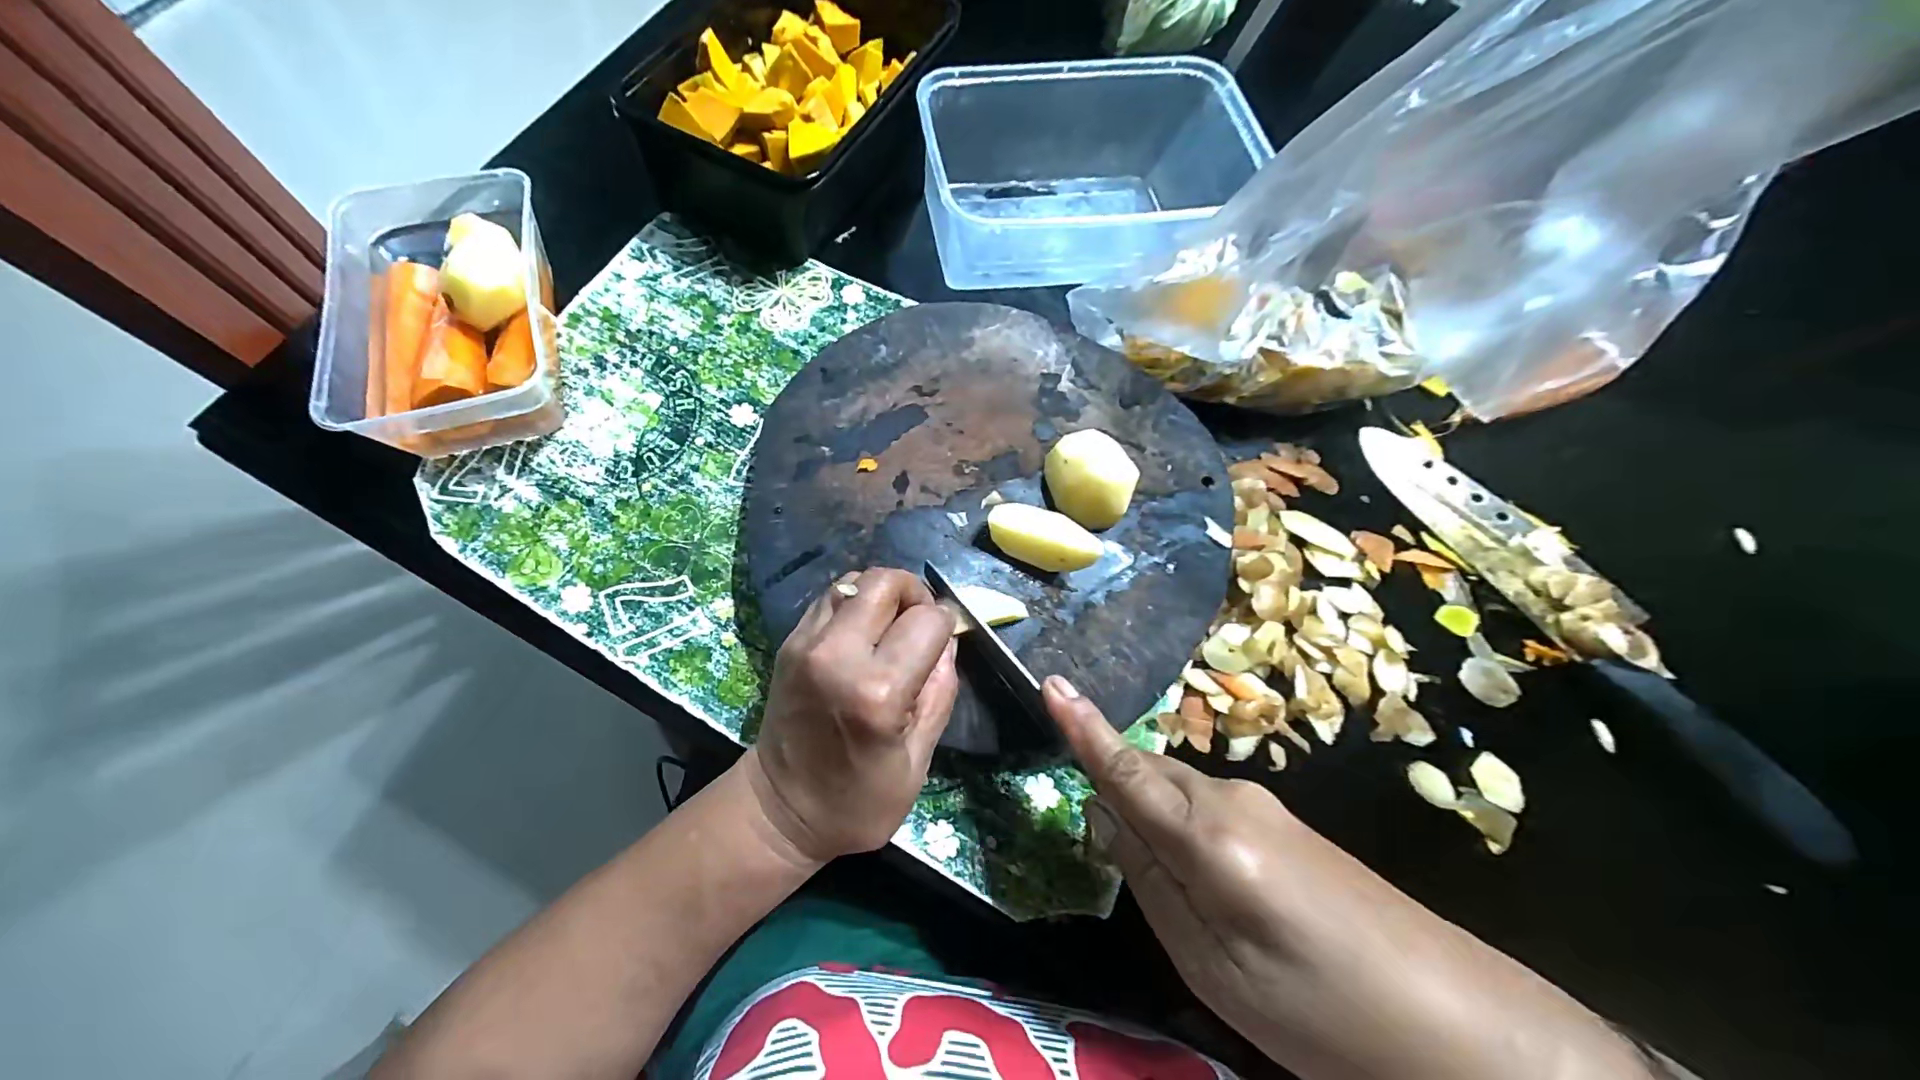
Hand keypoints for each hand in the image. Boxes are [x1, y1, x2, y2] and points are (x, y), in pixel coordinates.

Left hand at [745, 568, 957, 864]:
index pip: (927, 619)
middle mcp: (836, 655)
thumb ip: (940, 691)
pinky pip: (831, 598)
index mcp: (877, 692)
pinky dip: (855, 604)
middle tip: (919, 625)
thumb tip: (946, 641)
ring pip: (854, 580)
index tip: (945, 644)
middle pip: (885, 581)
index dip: (946, 624)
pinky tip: (863, 636)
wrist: (780, 812)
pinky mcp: (789, 643)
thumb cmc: (858, 802)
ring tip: (891, 628)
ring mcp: (806, 644)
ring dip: (882, 595)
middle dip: (914, 594)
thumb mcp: (918, 760)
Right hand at [1042, 676, 1655, 1079]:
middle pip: (1150, 774)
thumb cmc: (1318, 1010)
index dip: (1083, 728)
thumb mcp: (1211, 964)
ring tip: (1145, 865)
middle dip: (1112, 780)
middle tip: (1092, 830)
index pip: (1126, 771)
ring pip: (1179, 791)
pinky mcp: (1289, 826)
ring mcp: (1269, 808)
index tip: (1050, 683)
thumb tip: (1103, 816)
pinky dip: (1181, 823)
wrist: (1461, 1024)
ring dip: (1148, 808)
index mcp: (1209, 837)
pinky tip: (1197, 874)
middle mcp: (1235, 802)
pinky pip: (1209, 808)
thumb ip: (1149, 880)